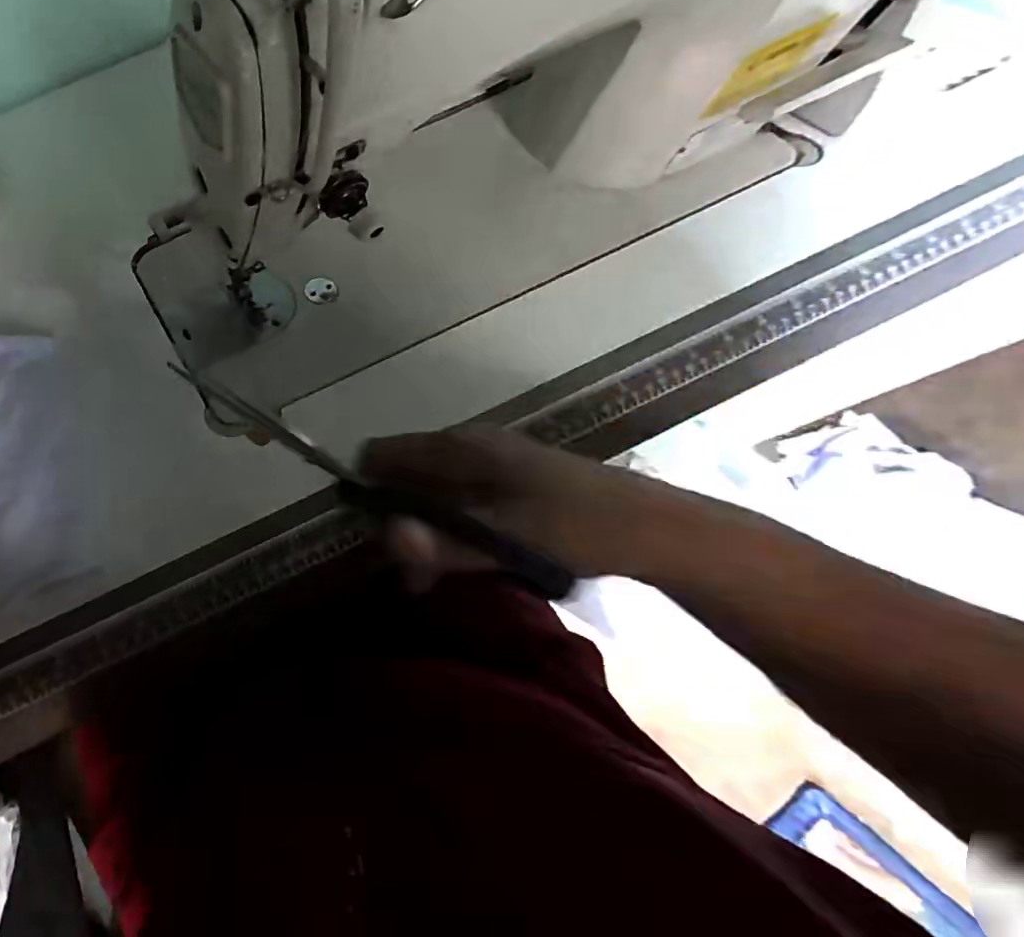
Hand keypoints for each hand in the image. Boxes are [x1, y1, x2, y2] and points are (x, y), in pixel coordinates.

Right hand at [359, 426, 784, 585]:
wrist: (658, 528)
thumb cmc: (578, 526)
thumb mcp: (507, 538)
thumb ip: (445, 542)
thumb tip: (387, 538)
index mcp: (458, 447)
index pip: (380, 454)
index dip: (365, 491)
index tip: (377, 538)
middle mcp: (464, 445)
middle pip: (400, 476)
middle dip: (396, 523)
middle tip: (413, 575)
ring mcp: (485, 461)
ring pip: (426, 491)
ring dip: (421, 532)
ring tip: (434, 578)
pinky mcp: (504, 481)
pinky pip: (452, 500)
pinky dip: (446, 529)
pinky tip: (464, 561)